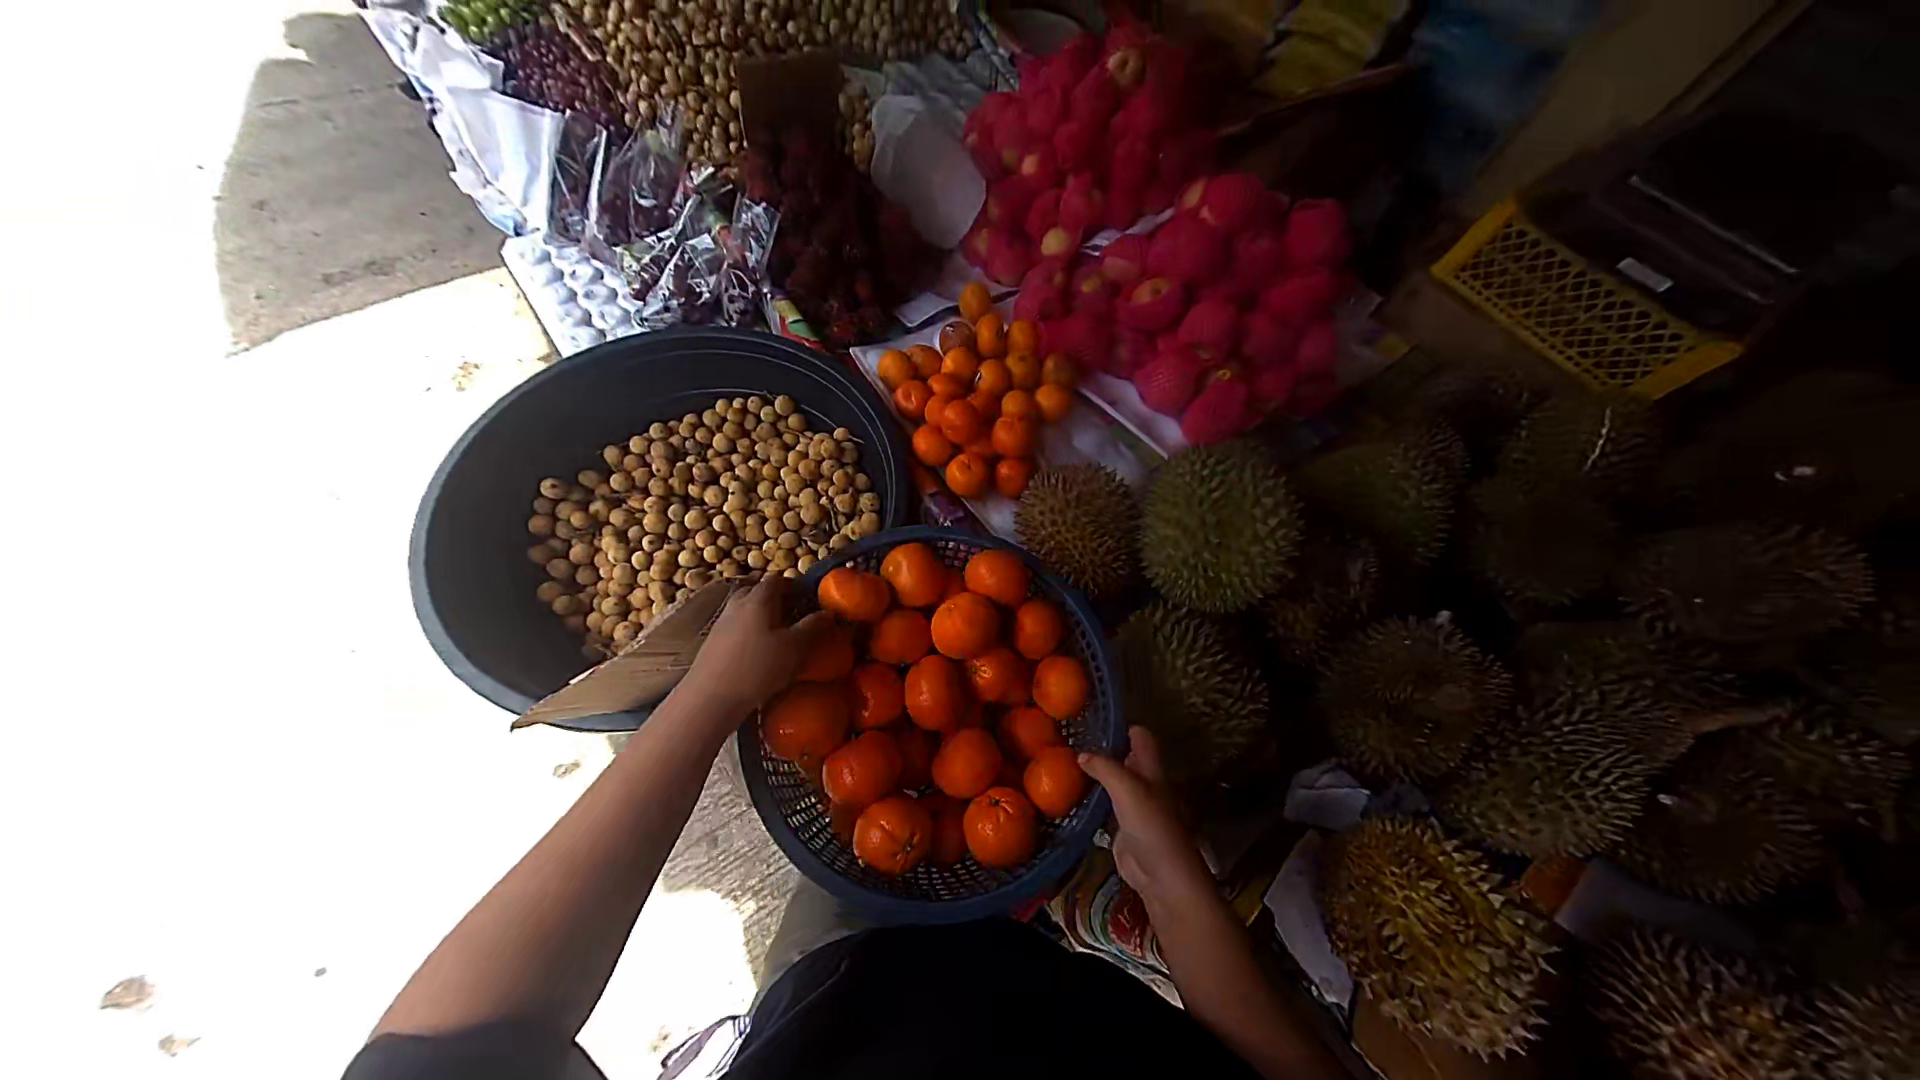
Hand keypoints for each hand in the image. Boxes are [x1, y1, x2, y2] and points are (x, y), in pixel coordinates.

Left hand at [678, 575, 832, 721]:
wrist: (708, 700)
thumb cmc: (757, 669)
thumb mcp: (794, 649)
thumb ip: (813, 628)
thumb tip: (828, 613)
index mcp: (757, 599)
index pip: (777, 581)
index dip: (794, 586)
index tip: (809, 598)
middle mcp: (736, 605)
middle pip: (757, 592)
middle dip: (776, 599)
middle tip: (795, 615)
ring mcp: (720, 625)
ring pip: (745, 611)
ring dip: (762, 617)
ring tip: (779, 636)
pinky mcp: (711, 645)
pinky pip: (736, 629)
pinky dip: (750, 633)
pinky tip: (759, 654)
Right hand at [1079, 726, 1214, 905]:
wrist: (1161, 873)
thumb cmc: (1150, 823)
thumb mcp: (1126, 787)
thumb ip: (1103, 767)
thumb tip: (1081, 754)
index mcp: (1152, 768)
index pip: (1141, 737)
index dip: (1123, 727)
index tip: (1096, 721)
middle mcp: (1145, 782)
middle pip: (1127, 756)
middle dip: (1105, 748)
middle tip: (1074, 740)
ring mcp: (1134, 804)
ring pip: (1115, 779)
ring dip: (1097, 772)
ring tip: (1067, 761)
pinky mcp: (1123, 825)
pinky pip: (1106, 803)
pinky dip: (1093, 796)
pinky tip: (1074, 792)